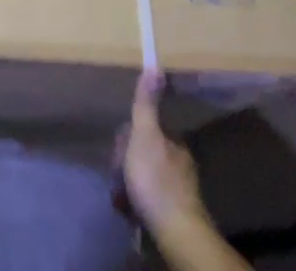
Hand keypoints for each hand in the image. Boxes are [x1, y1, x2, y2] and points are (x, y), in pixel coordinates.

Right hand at [118, 71, 207, 233]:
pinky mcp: (173, 213)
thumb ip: (146, 105)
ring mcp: (178, 190)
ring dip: (128, 184)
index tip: (118, 153)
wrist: (174, 230)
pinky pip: (148, 199)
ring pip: (143, 178)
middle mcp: (179, 163)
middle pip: (142, 154)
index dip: (126, 139)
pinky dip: (136, 201)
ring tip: (119, 196)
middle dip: (125, 164)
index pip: (143, 130)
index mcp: (173, 143)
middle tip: (116, 177)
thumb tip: (155, 66)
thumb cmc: (155, 179)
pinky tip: (128, 208)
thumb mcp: (145, 136)